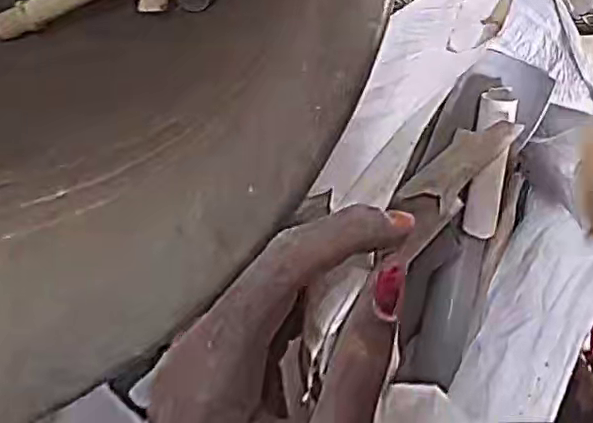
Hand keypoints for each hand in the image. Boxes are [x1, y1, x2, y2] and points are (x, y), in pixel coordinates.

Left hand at [149, 205, 412, 422]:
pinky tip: (339, 289)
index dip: (349, 230)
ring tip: (377, 251)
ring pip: (271, 265)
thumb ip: (361, 365)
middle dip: (342, 236)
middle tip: (395, 232)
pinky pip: (263, 290)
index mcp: (214, 367)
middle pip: (278, 255)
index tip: (398, 224)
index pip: (285, 260)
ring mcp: (195, 345)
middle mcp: (194, 345)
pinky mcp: (207, 349)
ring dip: (328, 254)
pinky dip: (308, 280)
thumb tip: (391, 284)